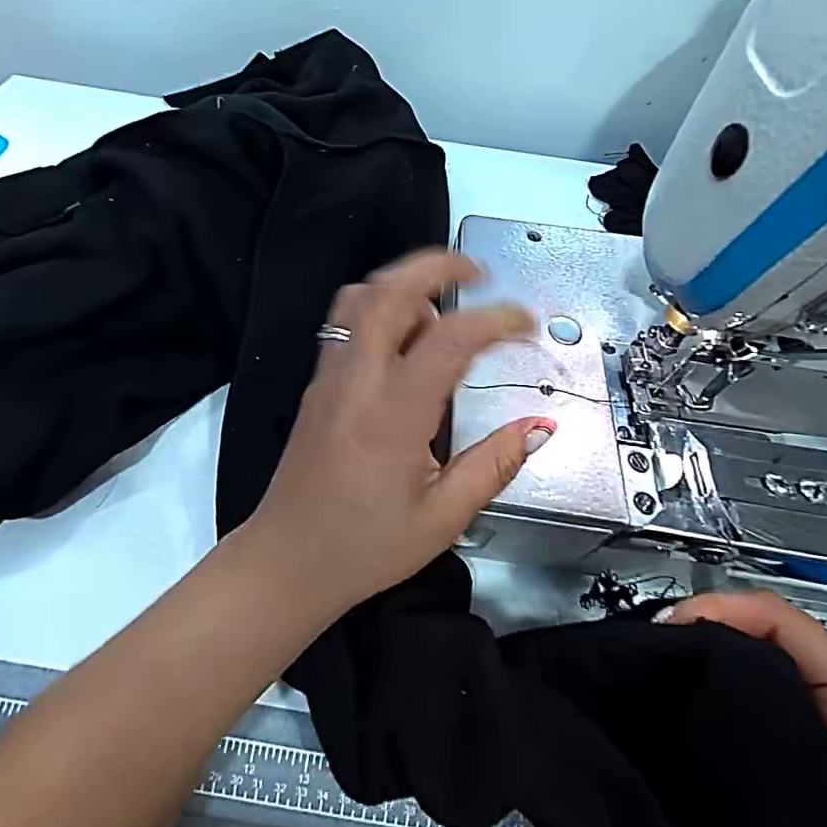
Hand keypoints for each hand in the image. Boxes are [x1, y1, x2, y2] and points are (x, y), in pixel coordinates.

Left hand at [242, 249, 552, 610]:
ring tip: (443, 301)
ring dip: (403, 282)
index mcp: (392, 415)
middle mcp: (355, 381)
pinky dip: (380, 305)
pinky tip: (407, 334)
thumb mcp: (442, 517)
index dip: (495, 320)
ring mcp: (329, 377)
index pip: (449, 340)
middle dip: (436, 265)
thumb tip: (539, 426)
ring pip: (360, 299)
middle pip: (388, 291)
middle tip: (477, 272)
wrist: (286, 561)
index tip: (525, 321)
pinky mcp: (318, 384)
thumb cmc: (364, 547)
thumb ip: (494, 464)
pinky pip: (347, 323)